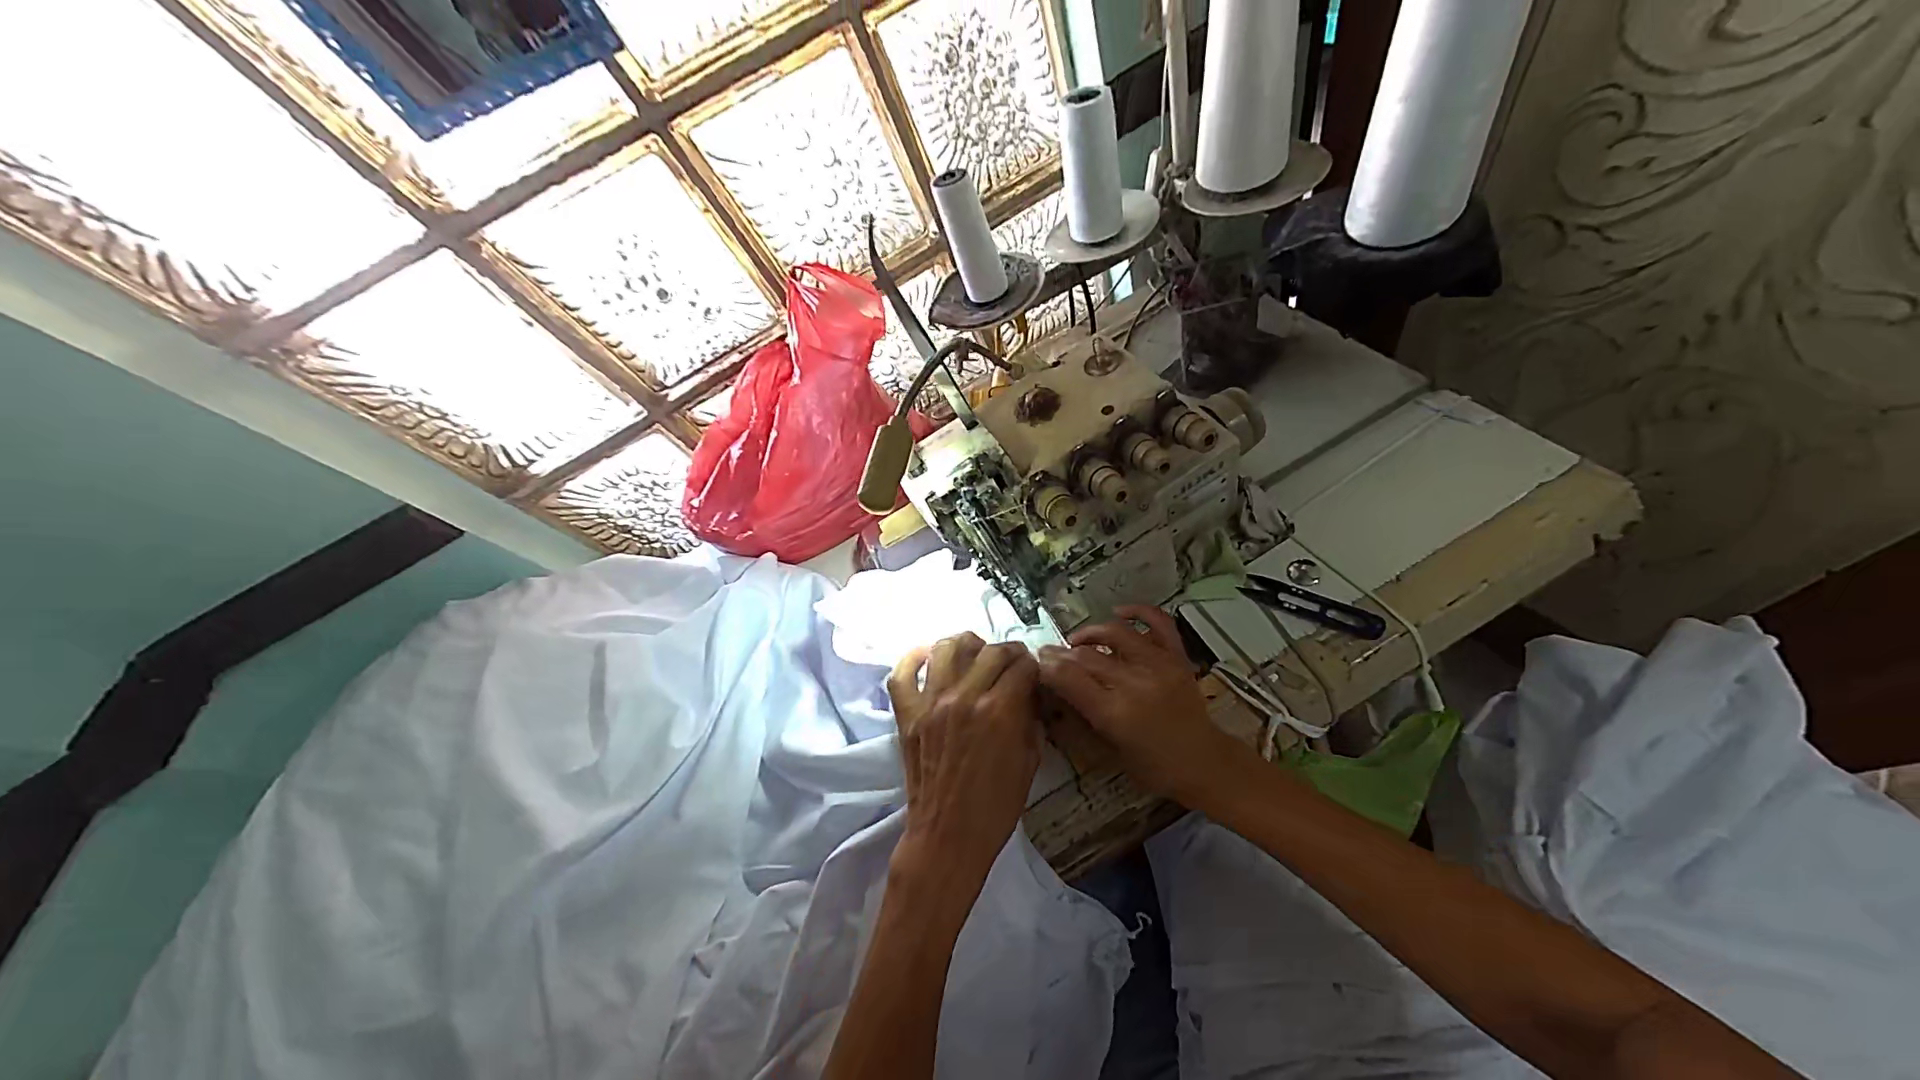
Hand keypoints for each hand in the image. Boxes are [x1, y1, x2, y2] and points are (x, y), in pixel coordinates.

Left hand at [887, 633, 1043, 887]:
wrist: (948, 836)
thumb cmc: (996, 807)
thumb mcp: (1029, 762)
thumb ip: (1030, 721)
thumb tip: (1029, 696)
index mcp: (1000, 710)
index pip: (1022, 665)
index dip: (1032, 666)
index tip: (1033, 673)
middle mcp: (964, 697)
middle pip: (990, 650)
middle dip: (1008, 652)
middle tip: (1011, 663)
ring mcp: (930, 703)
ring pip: (946, 648)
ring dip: (966, 644)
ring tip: (974, 653)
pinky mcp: (906, 714)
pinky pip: (902, 673)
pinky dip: (914, 659)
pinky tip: (928, 658)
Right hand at [1036, 605, 1252, 803]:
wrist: (1203, 763)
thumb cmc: (1153, 767)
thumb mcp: (1108, 750)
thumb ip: (1081, 718)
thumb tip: (1054, 691)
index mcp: (1115, 713)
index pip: (1069, 677)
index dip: (1047, 667)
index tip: (1036, 664)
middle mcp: (1135, 683)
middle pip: (1086, 655)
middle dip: (1061, 653)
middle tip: (1049, 655)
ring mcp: (1159, 665)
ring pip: (1114, 633)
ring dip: (1090, 633)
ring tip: (1078, 641)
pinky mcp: (1177, 657)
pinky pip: (1158, 623)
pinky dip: (1138, 612)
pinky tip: (1119, 613)